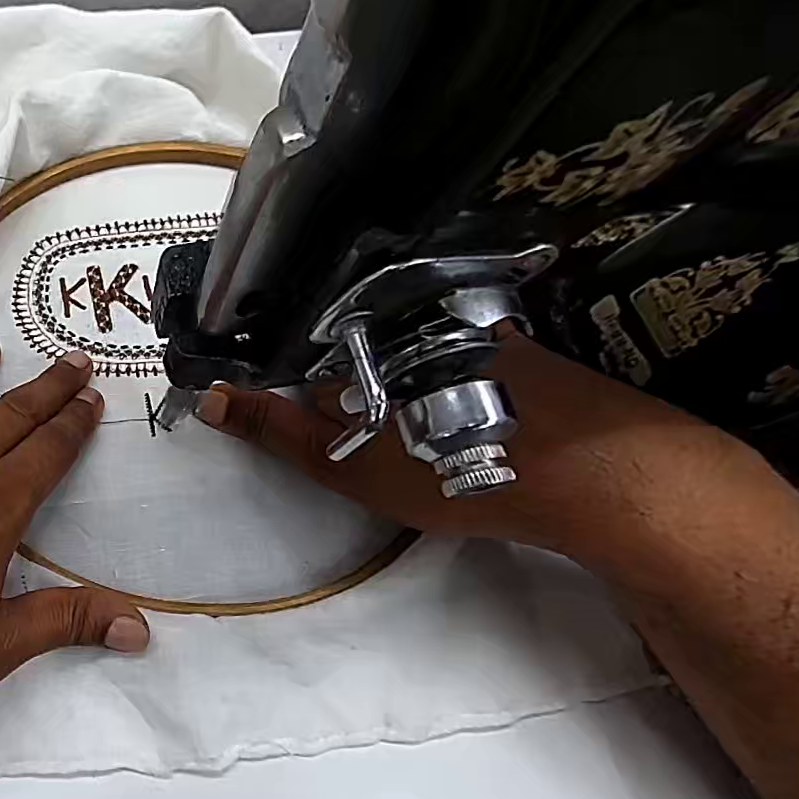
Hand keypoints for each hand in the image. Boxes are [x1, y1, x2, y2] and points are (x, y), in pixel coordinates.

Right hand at [191, 332, 761, 563]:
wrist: (590, 471)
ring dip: (380, 370)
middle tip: (347, 424)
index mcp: (353, 357)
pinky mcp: (500, 335)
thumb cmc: (448, 470)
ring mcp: (452, 326)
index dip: (277, 385)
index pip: (290, 359)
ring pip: (391, 344)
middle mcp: (396, 328)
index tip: (281, 413)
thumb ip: (274, 429)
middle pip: (339, 348)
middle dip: (329, 378)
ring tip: (395, 415)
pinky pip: (442, 342)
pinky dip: (430, 363)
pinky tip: (447, 396)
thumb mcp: (345, 464)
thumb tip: (208, 396)